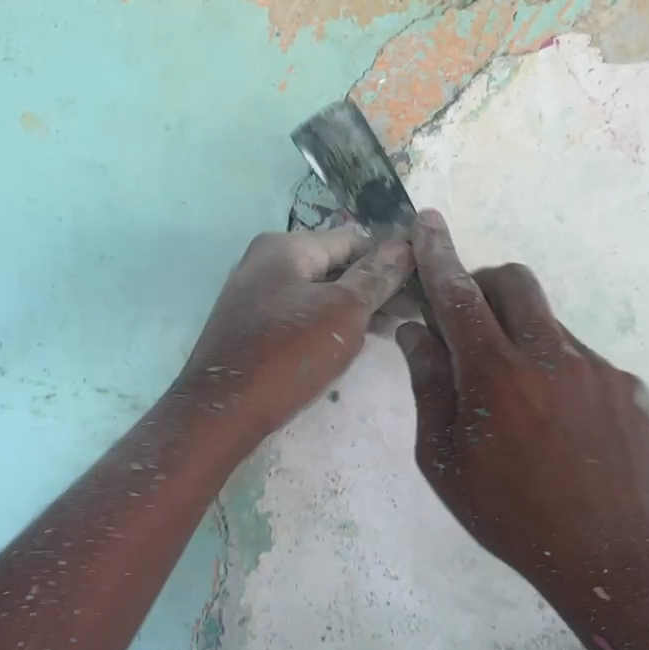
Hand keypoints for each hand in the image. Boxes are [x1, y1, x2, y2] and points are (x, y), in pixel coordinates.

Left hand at [179, 228, 412, 443]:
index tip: (426, 282)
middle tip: (416, 313)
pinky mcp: (251, 326)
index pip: (352, 239)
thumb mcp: (343, 311)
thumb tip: (405, 245)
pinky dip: (328, 323)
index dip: (391, 256)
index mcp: (283, 247)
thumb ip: (375, 277)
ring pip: (317, 292)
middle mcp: (263, 262)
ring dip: (354, 307)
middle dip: (374, 285)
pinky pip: (299, 314)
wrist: (222, 410)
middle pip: (333, 264)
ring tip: (394, 330)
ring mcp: (253, 295)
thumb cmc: (287, 353)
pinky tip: (354, 342)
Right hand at [394, 210, 648, 592]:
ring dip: (518, 333)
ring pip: (547, 321)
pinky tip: (555, 422)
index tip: (428, 220)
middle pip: (515, 282)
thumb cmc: (508, 514)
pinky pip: (580, 357)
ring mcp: (597, 369)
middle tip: (467, 321)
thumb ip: (428, 387)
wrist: (611, 560)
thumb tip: (417, 334)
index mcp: (495, 373)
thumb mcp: (442, 459)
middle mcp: (550, 356)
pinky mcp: (629, 389)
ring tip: (513, 395)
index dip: (438, 254)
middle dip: (483, 283)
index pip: (459, 295)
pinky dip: (553, 368)